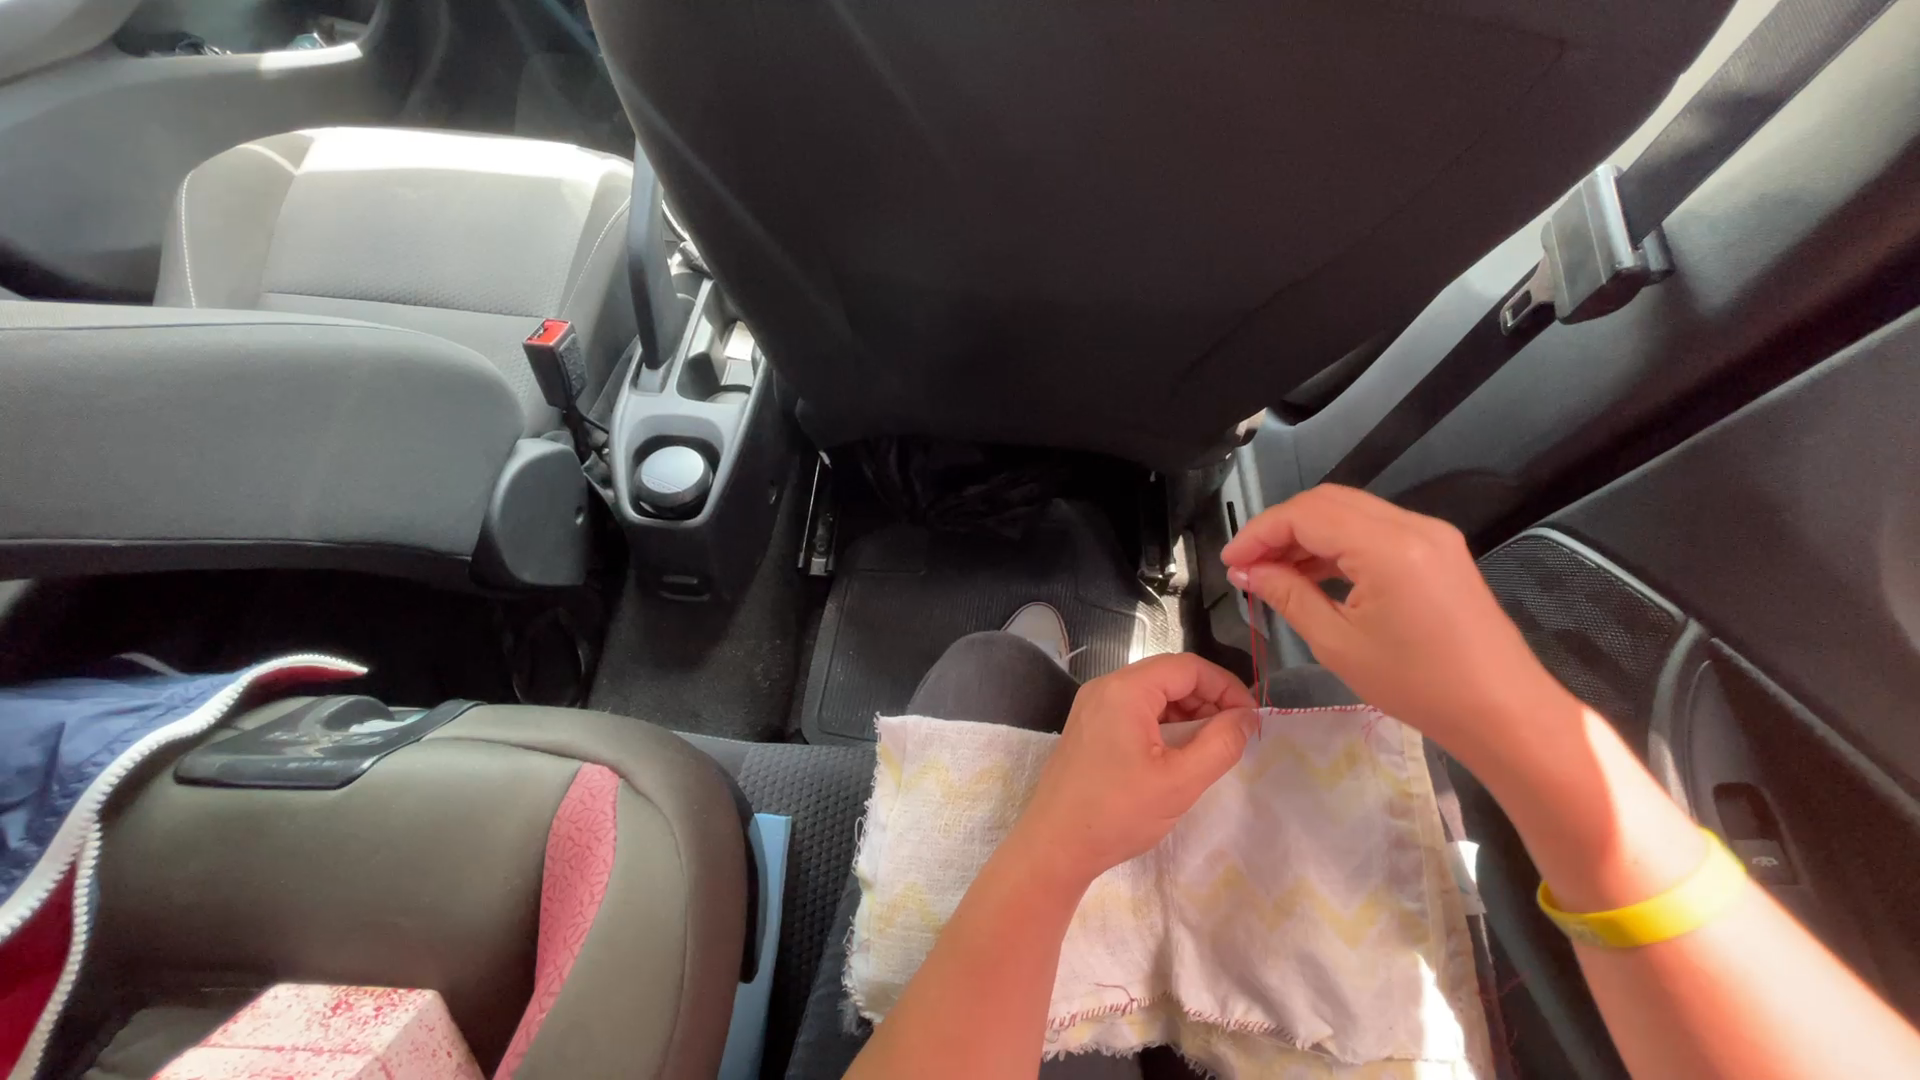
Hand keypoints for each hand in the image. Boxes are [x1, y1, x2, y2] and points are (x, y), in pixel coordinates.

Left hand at [1010, 653, 1259, 886]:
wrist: (1055, 845)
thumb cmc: (1117, 813)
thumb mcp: (1180, 782)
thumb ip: (1221, 744)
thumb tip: (1247, 717)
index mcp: (1125, 690)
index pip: (1187, 667)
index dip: (1225, 686)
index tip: (1251, 718)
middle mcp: (1105, 687)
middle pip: (1168, 675)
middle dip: (1207, 699)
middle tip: (1233, 734)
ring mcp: (1093, 706)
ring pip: (1152, 693)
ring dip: (1187, 712)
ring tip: (1210, 746)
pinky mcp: (1089, 727)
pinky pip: (1135, 710)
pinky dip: (1163, 724)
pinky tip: (1178, 753)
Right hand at [1221, 485, 1568, 761]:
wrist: (1503, 711)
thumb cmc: (1418, 685)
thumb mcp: (1337, 644)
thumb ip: (1288, 595)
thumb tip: (1248, 572)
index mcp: (1388, 547)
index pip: (1304, 514)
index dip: (1258, 532)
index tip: (1230, 562)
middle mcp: (1412, 526)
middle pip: (1325, 501)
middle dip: (1278, 527)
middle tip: (1247, 564)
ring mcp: (1430, 534)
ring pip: (1348, 511)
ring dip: (1305, 535)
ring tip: (1272, 572)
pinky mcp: (1436, 550)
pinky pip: (1372, 529)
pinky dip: (1335, 544)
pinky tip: (1311, 573)